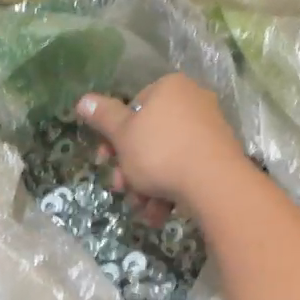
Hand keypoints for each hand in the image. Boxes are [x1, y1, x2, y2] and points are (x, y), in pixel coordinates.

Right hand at [74, 74, 246, 223]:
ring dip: (145, 186)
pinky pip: (183, 169)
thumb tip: (82, 99)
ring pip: (163, 158)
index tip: (106, 161)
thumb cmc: (159, 153)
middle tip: (122, 189)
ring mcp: (207, 127)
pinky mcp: (216, 153)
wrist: (211, 180)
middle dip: (130, 169)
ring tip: (142, 206)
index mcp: (168, 88)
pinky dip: (168, 189)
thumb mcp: (122, 136)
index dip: (115, 138)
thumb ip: (103, 117)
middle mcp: (191, 100)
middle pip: (147, 138)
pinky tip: (159, 210)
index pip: (133, 109)